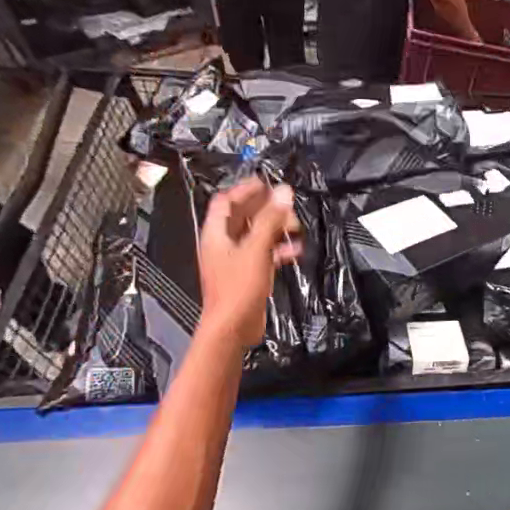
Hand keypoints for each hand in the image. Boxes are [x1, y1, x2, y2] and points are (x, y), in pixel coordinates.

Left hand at [197, 178, 301, 345]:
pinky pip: (263, 255)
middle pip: (242, 217)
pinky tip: (293, 251)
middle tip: (285, 204)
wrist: (233, 326)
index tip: (265, 183)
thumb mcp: (256, 249)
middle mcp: (222, 245)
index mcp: (216, 234)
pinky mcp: (247, 276)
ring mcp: (234, 261)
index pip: (226, 201)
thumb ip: (270, 220)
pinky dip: (277, 250)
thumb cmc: (237, 289)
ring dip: (274, 229)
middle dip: (264, 209)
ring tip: (293, 226)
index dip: (245, 190)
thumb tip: (283, 193)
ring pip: (255, 236)